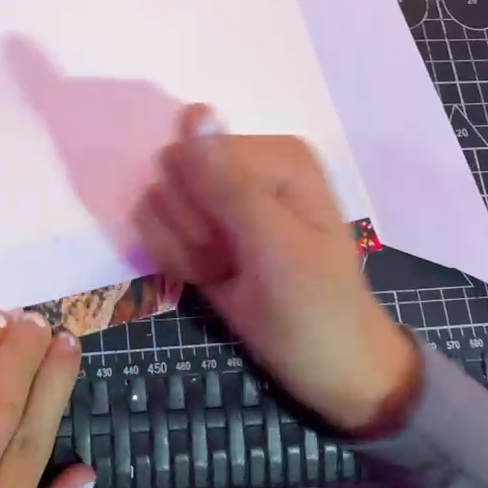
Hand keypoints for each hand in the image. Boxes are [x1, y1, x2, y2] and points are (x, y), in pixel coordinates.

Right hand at [132, 105, 419, 432]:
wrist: (331, 375)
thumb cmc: (314, 311)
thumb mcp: (274, 249)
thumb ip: (228, 183)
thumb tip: (195, 112)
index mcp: (274, 155)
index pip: (190, 156)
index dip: (203, 208)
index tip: (240, 246)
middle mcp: (244, 164)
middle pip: (170, 177)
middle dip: (193, 230)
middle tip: (236, 262)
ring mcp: (220, 195)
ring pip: (158, 204)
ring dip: (186, 251)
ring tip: (230, 272)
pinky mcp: (201, 225)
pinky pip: (156, 228)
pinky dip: (178, 261)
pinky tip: (215, 278)